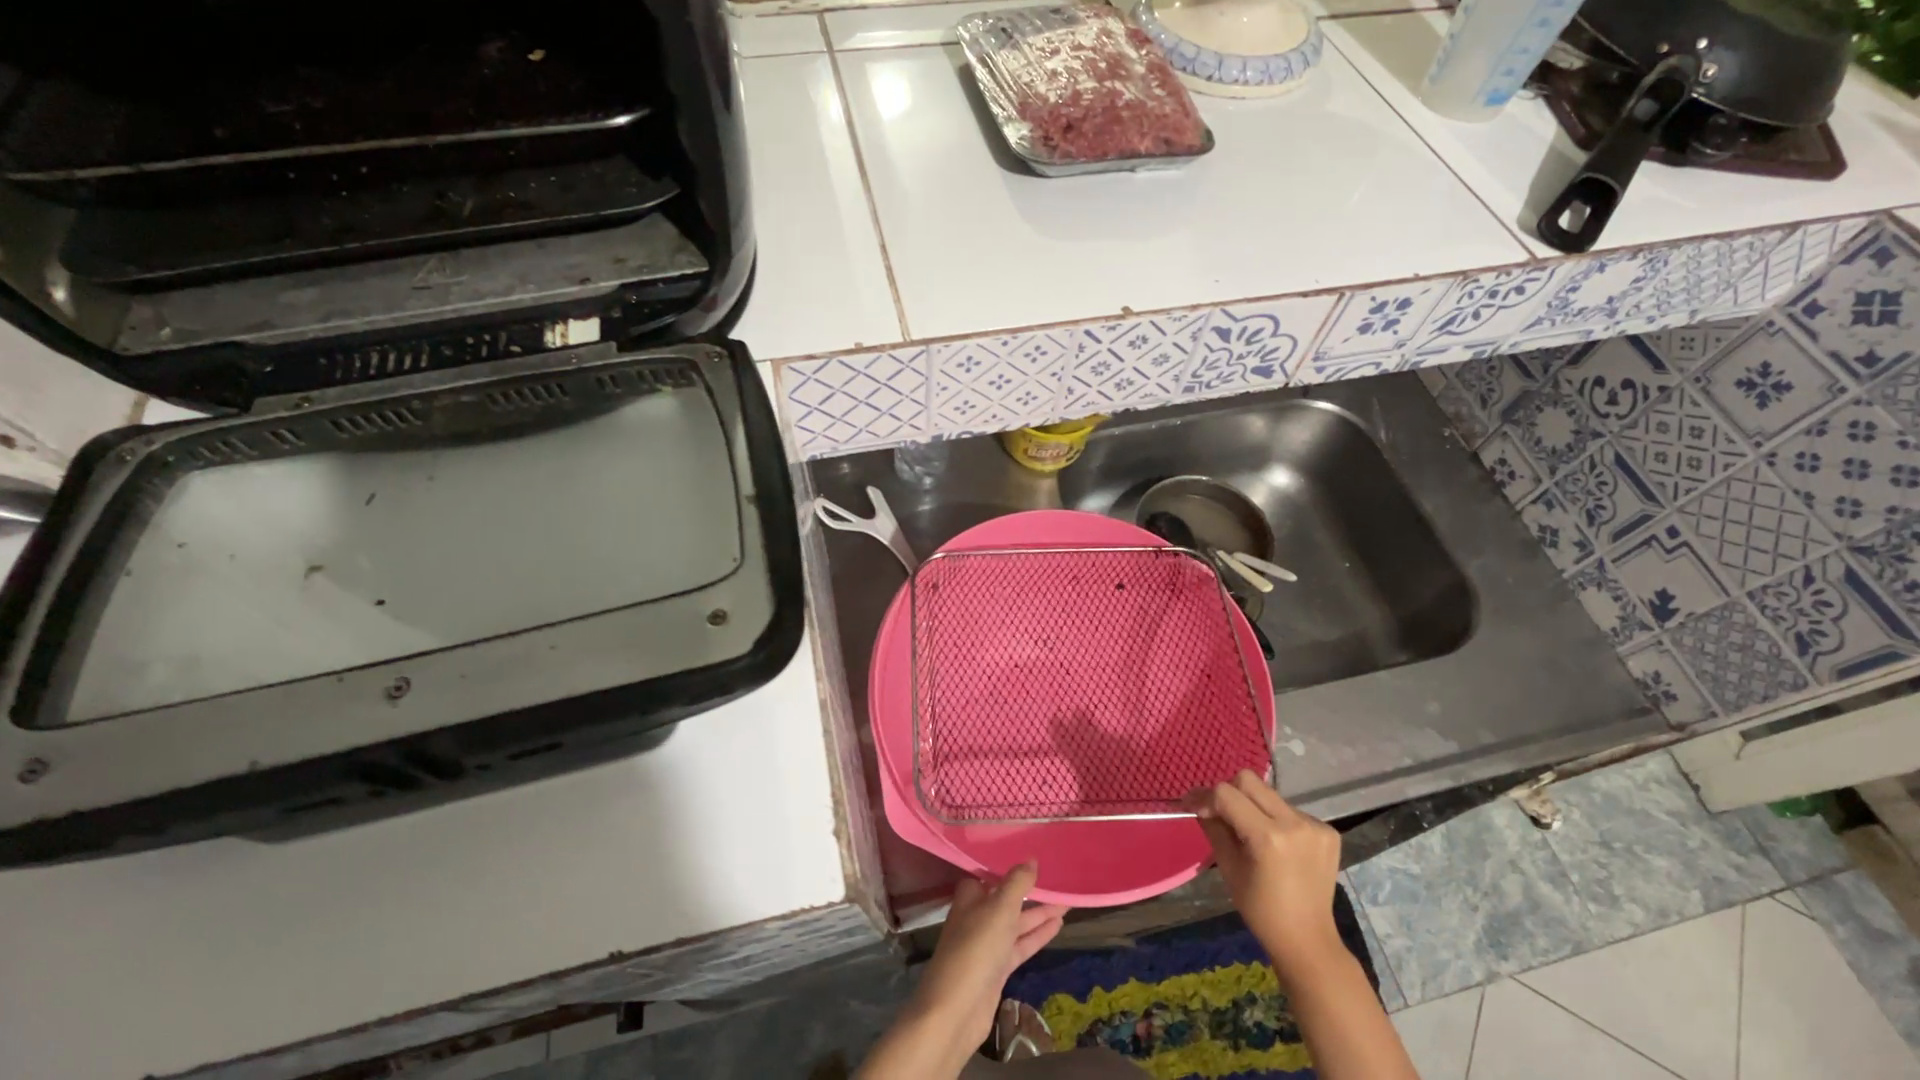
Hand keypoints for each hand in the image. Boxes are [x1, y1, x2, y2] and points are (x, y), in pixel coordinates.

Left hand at [899, 863, 1066, 1074]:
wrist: (956, 1009)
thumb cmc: (975, 948)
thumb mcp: (999, 909)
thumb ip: (1017, 883)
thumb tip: (1031, 859)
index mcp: (969, 899)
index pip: (987, 875)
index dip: (1007, 867)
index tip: (1030, 856)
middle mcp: (976, 918)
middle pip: (1005, 899)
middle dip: (1030, 891)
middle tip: (1059, 878)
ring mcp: (986, 945)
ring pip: (1016, 923)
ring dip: (1039, 914)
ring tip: (1068, 901)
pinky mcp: (997, 969)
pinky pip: (1020, 945)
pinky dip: (1037, 935)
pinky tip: (1058, 926)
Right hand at [1188, 770, 1342, 975]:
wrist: (1307, 939)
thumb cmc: (1261, 910)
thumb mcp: (1229, 869)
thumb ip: (1215, 829)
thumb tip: (1201, 805)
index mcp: (1268, 837)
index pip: (1227, 794)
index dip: (1205, 796)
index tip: (1192, 806)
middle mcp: (1295, 823)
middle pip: (1250, 781)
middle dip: (1228, 793)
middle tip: (1218, 813)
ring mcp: (1316, 826)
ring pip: (1271, 795)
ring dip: (1253, 806)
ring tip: (1250, 833)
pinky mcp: (1329, 831)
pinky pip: (1291, 811)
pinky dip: (1277, 821)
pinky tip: (1278, 846)